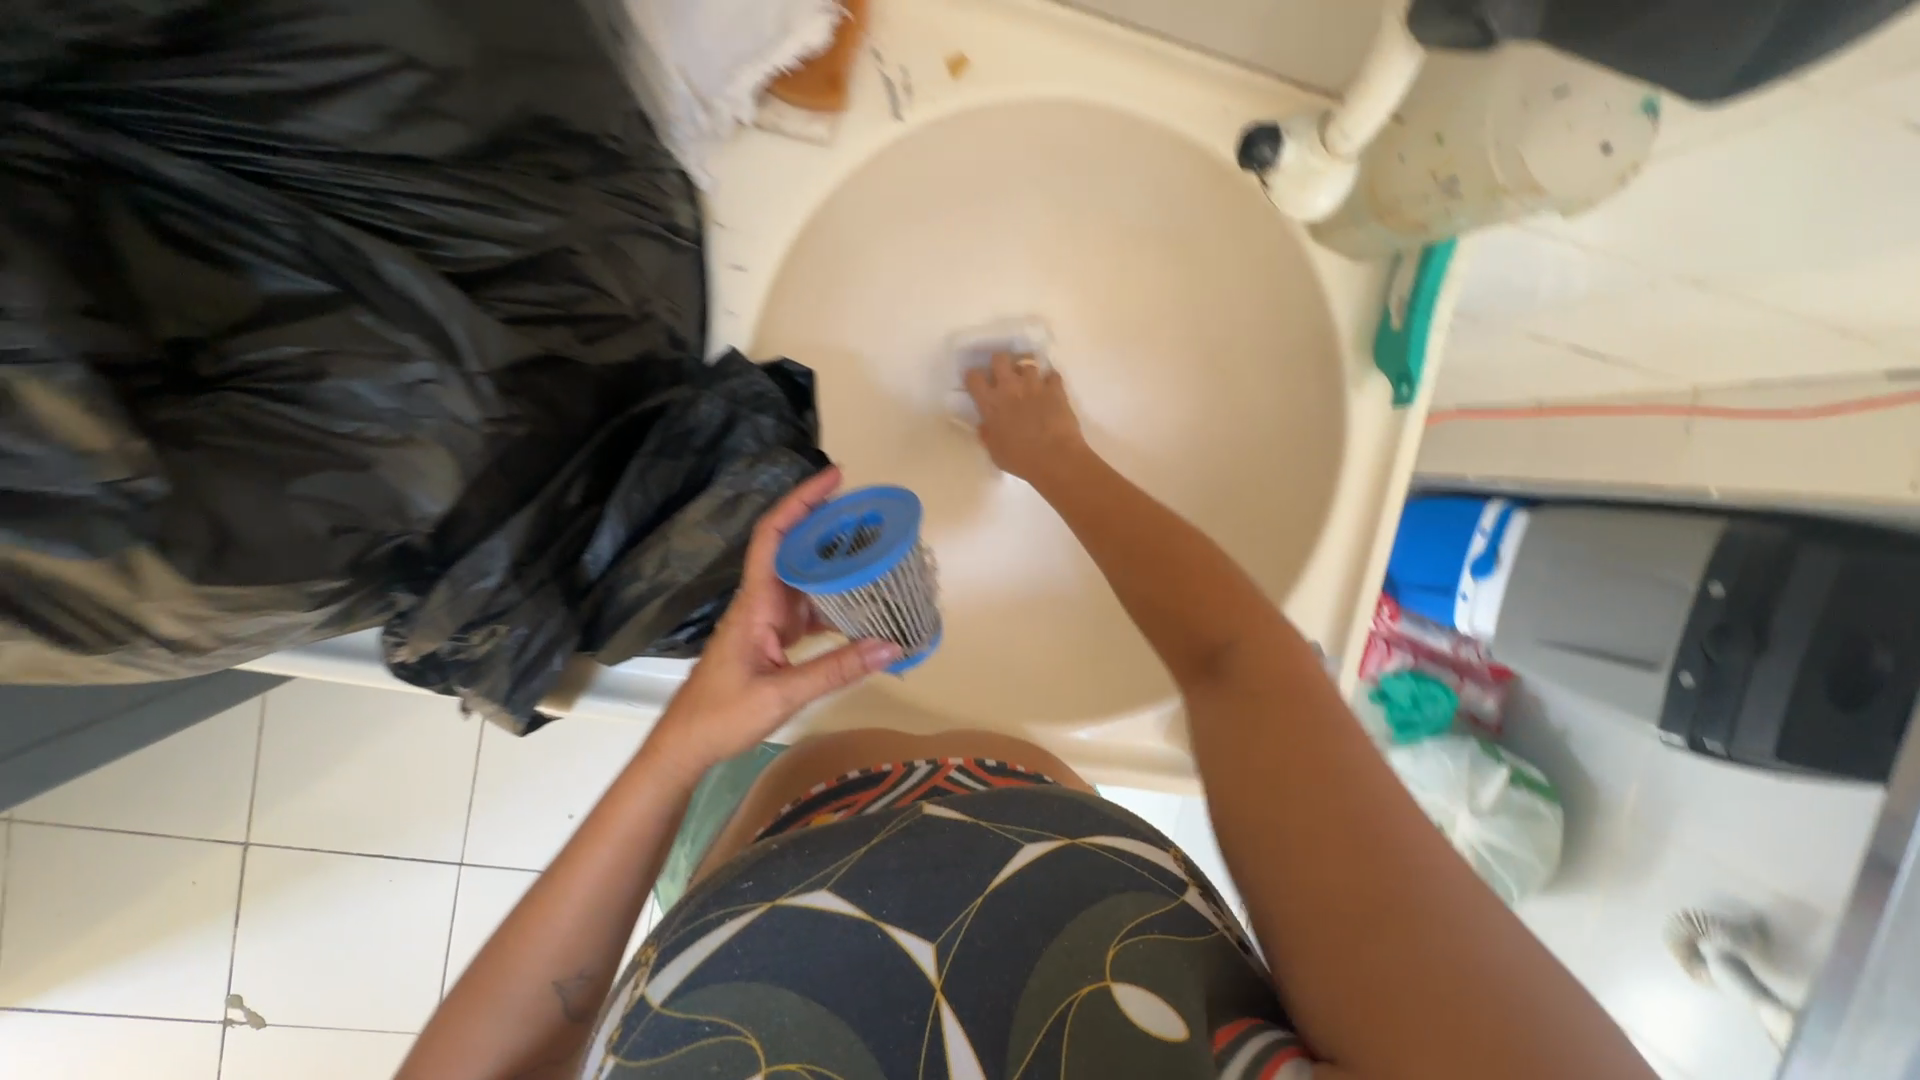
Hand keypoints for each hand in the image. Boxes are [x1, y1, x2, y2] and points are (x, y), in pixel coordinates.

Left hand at [648, 466, 902, 769]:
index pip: (774, 536)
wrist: (686, 744)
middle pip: (793, 549)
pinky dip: (833, 604)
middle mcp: (761, 602)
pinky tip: (860, 608)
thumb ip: (837, 669)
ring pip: (803, 579)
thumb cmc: (722, 715)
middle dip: (827, 525)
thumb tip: (891, 646)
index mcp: (756, 603)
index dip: (801, 501)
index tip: (835, 478)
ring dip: (833, 564)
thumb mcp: (783, 694)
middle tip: (870, 515)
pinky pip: (806, 609)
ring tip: (874, 553)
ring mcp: (766, 620)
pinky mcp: (771, 639)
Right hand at [965, 353, 1089, 483]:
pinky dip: (1050, 380)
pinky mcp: (1056, 388)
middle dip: (1000, 363)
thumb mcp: (995, 452)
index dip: (973, 377)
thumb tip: (984, 424)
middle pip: (1000, 358)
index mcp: (991, 403)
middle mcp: (1010, 387)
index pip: (974, 377)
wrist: (1055, 458)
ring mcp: (1034, 385)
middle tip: (1003, 375)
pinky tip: (1050, 389)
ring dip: (1026, 373)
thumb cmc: (1020, 459)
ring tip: (1029, 384)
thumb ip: (987, 434)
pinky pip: (1052, 375)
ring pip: (1027, 364)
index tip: (976, 382)